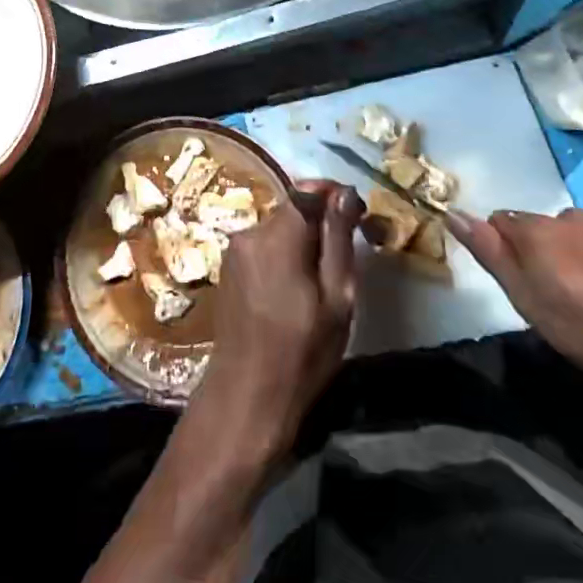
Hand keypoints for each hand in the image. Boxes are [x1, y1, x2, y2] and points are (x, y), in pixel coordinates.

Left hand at [191, 180, 363, 456]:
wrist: (248, 392)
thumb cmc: (303, 351)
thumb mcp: (337, 297)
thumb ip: (339, 239)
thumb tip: (344, 193)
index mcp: (276, 238)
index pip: (305, 191)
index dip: (332, 194)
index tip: (356, 213)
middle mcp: (248, 234)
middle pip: (291, 209)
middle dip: (320, 220)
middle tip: (348, 251)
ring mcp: (233, 251)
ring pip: (277, 228)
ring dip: (301, 239)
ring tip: (322, 277)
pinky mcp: (227, 268)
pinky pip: (262, 246)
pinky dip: (283, 253)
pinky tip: (295, 287)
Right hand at [459, 209, 582, 417]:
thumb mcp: (531, 304)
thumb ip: (492, 256)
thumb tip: (453, 213)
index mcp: (537, 231)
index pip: (498, 222)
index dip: (502, 252)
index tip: (519, 286)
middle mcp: (570, 217)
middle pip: (537, 228)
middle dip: (537, 254)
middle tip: (555, 300)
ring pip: (574, 235)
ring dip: (572, 257)